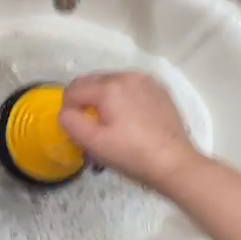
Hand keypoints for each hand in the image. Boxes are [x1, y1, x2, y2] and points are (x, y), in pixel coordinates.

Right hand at [58, 72, 199, 190]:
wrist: (175, 163)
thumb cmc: (132, 155)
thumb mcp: (93, 143)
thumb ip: (70, 122)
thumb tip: (65, 111)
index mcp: (109, 87)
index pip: (73, 89)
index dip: (68, 110)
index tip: (77, 130)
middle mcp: (128, 76)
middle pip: (92, 82)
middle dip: (85, 102)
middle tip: (92, 128)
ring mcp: (146, 81)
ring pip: (111, 83)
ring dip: (103, 99)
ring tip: (111, 124)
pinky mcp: (159, 90)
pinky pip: (130, 88)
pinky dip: (123, 99)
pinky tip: (130, 121)